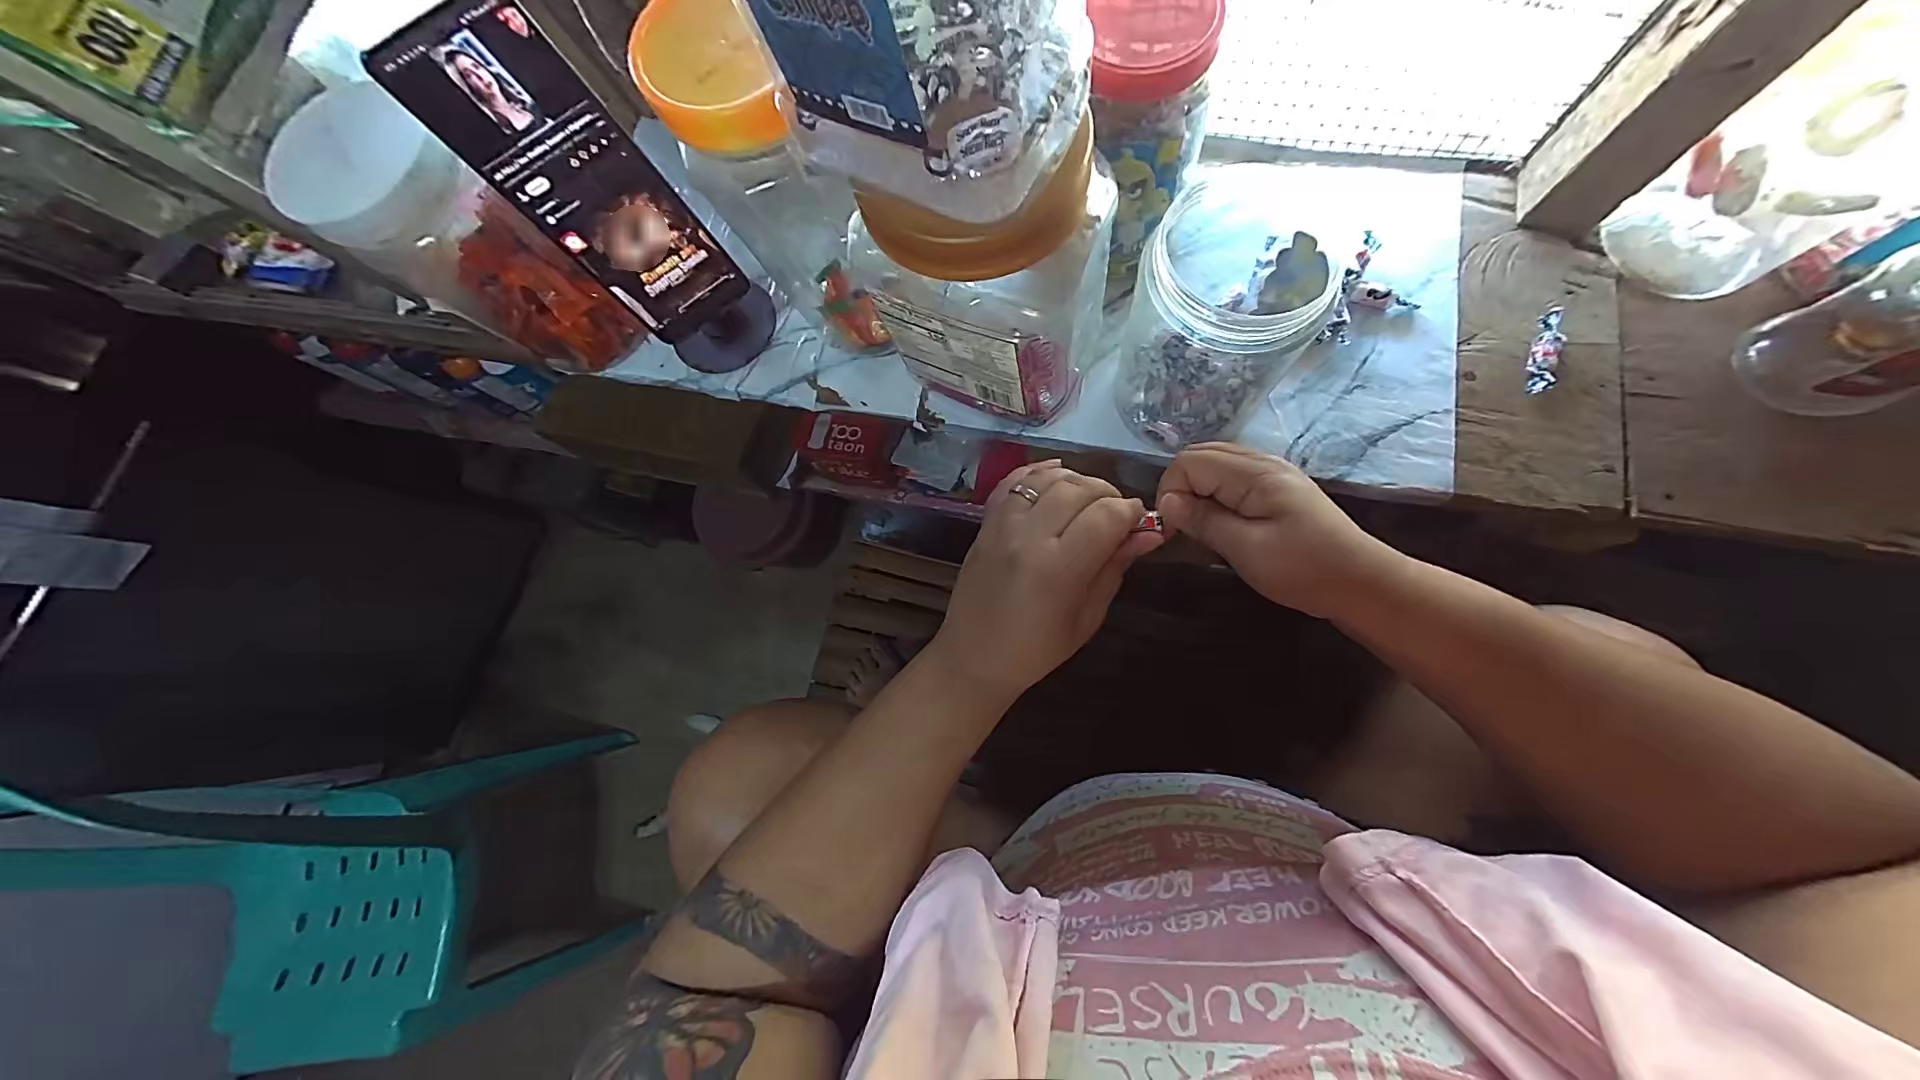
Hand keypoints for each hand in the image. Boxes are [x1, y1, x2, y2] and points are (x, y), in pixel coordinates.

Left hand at [925, 461, 1163, 701]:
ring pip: (1048, 478)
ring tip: (1088, 502)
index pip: (1106, 516)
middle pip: (1079, 489)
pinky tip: (1058, 479)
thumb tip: (1150, 532)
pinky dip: (1039, 473)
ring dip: (1077, 481)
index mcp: (1057, 569)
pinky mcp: (985, 522)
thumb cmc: (1037, 649)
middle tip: (1116, 514)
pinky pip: (1013, 481)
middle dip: (1108, 494)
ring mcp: (1002, 526)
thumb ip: (1115, 568)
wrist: (974, 656)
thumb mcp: (1087, 617)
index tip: (1139, 523)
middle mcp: (1028, 537)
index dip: (1131, 512)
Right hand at [1156, 443, 1399, 617]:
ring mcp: (1271, 471)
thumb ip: (1203, 520)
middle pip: (1199, 455)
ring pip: (1214, 463)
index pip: (1188, 461)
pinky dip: (1215, 491)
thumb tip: (1166, 503)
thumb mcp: (1246, 549)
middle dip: (1181, 487)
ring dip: (1197, 489)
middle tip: (1185, 527)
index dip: (1172, 491)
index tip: (1176, 528)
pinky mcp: (1276, 485)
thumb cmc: (1303, 569)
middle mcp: (1262, 461)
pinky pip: (1231, 475)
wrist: (1361, 582)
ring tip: (1202, 525)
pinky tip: (1222, 519)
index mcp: (1254, 473)